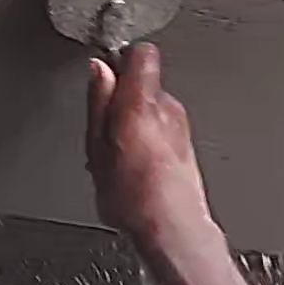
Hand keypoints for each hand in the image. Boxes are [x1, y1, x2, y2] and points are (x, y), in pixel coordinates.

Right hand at [85, 43, 213, 249]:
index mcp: (141, 103)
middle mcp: (167, 107)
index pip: (141, 53)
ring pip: (151, 103)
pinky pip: (161, 124)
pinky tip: (136, 162)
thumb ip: (99, 101)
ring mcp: (181, 123)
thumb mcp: (96, 147)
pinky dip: (147, 135)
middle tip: (105, 127)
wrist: (173, 231)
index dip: (122, 57)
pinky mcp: (187, 140)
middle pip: (143, 80)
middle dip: (122, 96)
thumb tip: (99, 69)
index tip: (107, 70)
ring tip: (120, 151)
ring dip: (134, 118)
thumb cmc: (134, 197)